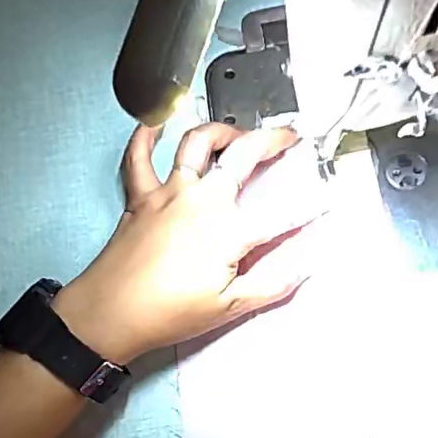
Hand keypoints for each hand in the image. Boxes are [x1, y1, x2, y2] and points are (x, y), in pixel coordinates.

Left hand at [52, 122, 321, 363]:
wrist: (110, 314)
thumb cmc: (169, 314)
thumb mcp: (230, 308)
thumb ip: (272, 285)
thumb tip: (306, 268)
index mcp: (230, 231)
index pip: (281, 214)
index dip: (309, 207)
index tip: (327, 201)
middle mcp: (203, 200)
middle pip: (243, 156)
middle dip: (273, 140)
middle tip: (289, 136)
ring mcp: (170, 193)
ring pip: (197, 142)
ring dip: (221, 129)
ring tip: (236, 131)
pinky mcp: (141, 196)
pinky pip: (139, 157)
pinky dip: (146, 136)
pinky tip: (154, 123)